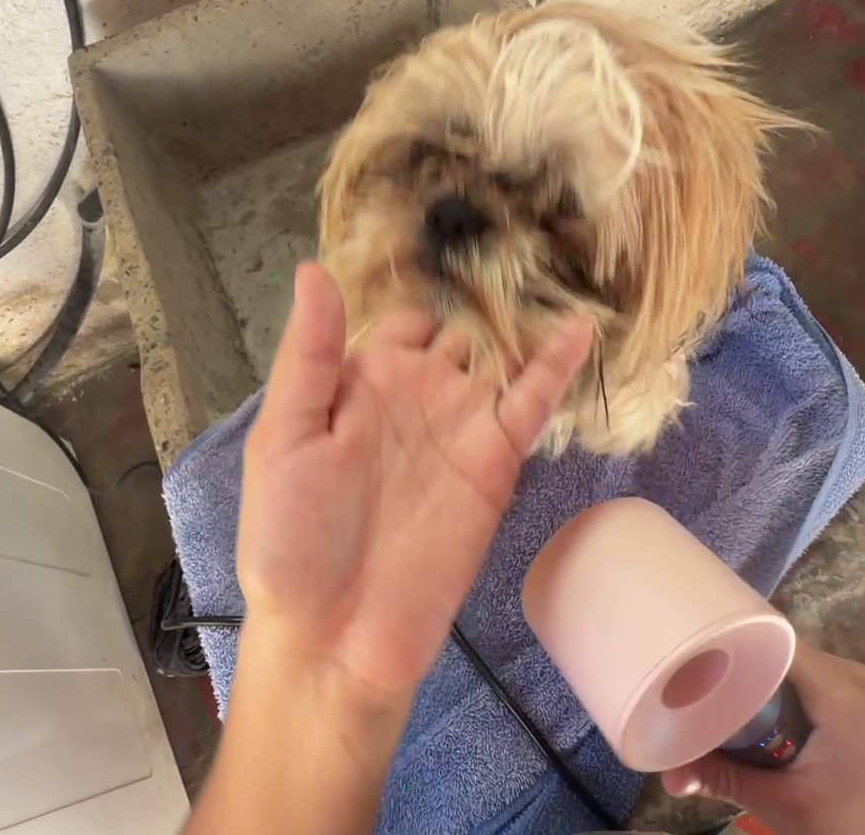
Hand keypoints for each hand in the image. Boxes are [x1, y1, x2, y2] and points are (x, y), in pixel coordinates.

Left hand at [237, 261, 592, 702]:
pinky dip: (555, 364)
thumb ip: (308, 355)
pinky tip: (579, 325)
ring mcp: (457, 424)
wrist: (337, 635)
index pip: (401, 316)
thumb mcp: (285, 436)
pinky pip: (531, 402)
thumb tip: (313, 270)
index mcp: (359, 381)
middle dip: (481, 292)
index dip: (421, 287)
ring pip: (497, 355)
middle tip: (520, 237)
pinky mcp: (495, 462)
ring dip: (521, 316)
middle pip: (458, 327)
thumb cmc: (293, 536)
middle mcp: (413, 393)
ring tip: (556, 259)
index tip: (450, 230)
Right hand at [661, 645, 864, 834]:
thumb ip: (726, 779)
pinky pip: (801, 690)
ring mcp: (858, 692)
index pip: (762, 632)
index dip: (717, 635)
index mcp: (837, 683)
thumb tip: (667, 774)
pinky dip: (769, 702)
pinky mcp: (860, 713)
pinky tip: (743, 722)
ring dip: (745, 688)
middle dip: (724, 668)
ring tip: (701, 699)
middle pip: (768, 651)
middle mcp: (848, 674)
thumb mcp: (791, 808)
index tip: (676, 644)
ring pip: (782, 672)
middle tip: (678, 680)